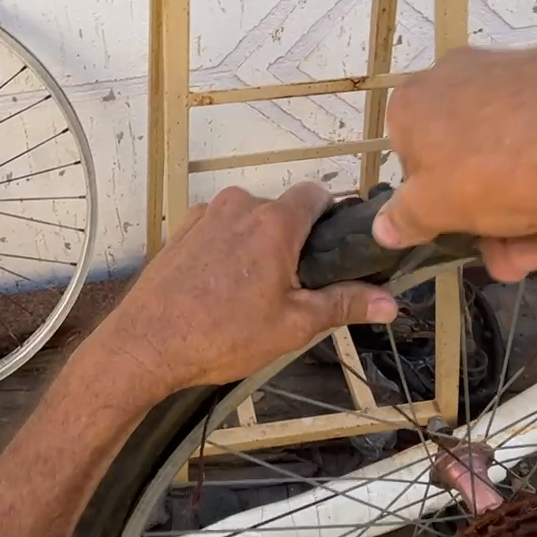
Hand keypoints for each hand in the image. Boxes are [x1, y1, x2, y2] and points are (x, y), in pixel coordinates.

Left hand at [89, 184, 396, 399]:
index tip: (335, 246)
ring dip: (258, 245)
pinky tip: (220, 287)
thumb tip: (390, 302)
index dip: (332, 215)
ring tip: (252, 292)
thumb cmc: (221, 335)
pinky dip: (228, 248)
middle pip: (281, 210)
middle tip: (293, 286)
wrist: (146, 342)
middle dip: (293, 241)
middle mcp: (239, 205)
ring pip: (248, 219)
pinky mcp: (181, 229)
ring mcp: (205, 214)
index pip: (316, 194)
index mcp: (273, 222)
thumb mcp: (293, 325)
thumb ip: (343, 304)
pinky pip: (218, 228)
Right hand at [372, 46, 536, 280]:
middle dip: (492, 220)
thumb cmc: (502, 170)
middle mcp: (455, 78)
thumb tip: (381, 228)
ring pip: (508, 156)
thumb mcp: (439, 209)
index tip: (464, 235)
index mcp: (413, 103)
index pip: (411, 165)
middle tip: (521, 258)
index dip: (438, 208)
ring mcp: (511, 74)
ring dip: (528, 209)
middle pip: (465, 165)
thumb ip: (404, 219)